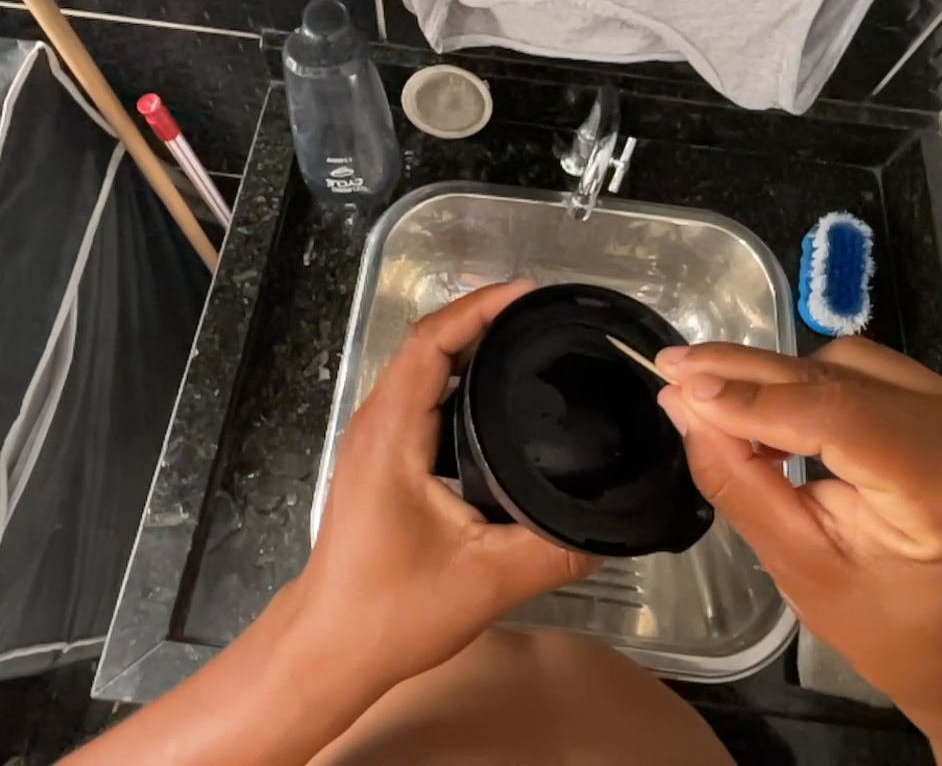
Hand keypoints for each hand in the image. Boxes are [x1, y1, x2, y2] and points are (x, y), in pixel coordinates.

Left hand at [298, 280, 597, 687]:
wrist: (329, 645)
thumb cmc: (392, 611)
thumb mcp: (488, 580)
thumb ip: (556, 548)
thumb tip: (612, 527)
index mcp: (393, 433)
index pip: (430, 342)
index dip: (478, 308)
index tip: (527, 296)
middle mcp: (376, 422)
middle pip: (425, 343)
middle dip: (480, 318)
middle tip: (539, 316)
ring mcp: (372, 437)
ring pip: (418, 366)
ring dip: (465, 344)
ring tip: (523, 342)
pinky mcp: (377, 455)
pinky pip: (416, 393)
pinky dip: (454, 375)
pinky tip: (493, 395)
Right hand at [654, 338, 941, 719]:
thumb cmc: (888, 626)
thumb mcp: (798, 567)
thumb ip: (737, 481)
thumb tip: (681, 403)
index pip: (836, 416)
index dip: (752, 396)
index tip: (678, 384)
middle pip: (838, 377)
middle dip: (746, 371)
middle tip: (674, 366)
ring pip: (844, 362)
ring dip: (774, 377)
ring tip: (719, 404)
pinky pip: (863, 369)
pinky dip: (806, 383)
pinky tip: (768, 409)